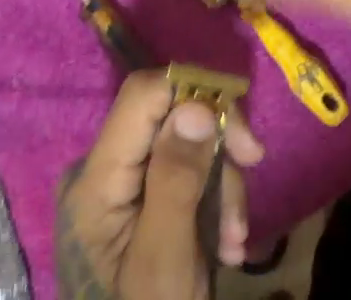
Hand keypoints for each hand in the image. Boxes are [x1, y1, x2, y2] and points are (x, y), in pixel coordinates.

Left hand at [56, 70, 265, 299]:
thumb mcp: (165, 258)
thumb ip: (176, 178)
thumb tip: (196, 101)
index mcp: (96, 177)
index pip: (142, 95)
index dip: (196, 91)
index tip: (244, 133)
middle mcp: (103, 169)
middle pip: (170, 118)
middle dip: (218, 150)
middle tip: (254, 178)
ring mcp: (120, 186)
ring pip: (186, 146)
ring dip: (221, 184)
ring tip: (235, 243)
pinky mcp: (138, 202)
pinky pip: (183, 175)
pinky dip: (212, 201)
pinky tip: (225, 243)